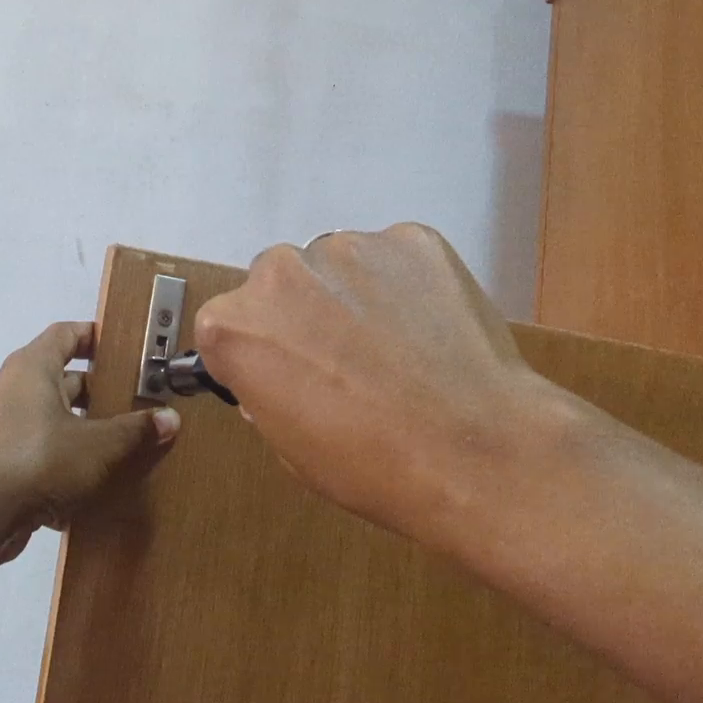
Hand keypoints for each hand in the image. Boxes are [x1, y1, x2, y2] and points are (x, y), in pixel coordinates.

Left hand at [0, 322, 180, 539]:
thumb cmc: (37, 459)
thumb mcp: (97, 445)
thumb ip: (134, 431)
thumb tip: (170, 419)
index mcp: (33, 367)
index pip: (66, 334)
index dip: (95, 336)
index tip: (126, 348)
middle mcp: (14, 389)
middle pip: (62, 379)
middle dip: (99, 392)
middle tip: (135, 402)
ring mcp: (4, 427)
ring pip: (53, 419)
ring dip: (84, 430)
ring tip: (123, 445)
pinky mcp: (0, 464)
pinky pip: (40, 453)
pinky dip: (65, 463)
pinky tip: (94, 485)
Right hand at [194, 223, 565, 537]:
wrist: (475, 451)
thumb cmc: (372, 463)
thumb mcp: (287, 445)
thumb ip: (265, 388)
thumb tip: (282, 370)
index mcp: (235, 324)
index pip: (227, 324)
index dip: (257, 351)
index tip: (284, 372)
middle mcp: (280, 272)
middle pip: (278, 284)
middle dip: (302, 313)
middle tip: (343, 359)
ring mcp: (347, 248)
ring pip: (336, 265)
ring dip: (351, 294)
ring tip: (394, 345)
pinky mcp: (411, 239)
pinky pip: (393, 257)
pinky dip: (404, 283)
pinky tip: (428, 328)